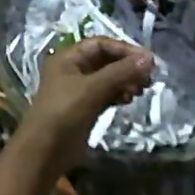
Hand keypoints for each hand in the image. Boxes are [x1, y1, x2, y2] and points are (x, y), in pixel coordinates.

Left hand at [20, 38, 154, 178]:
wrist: (45, 150)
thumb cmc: (64, 111)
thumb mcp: (92, 88)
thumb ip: (120, 72)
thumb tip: (149, 58)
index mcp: (68, 57)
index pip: (100, 44)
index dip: (123, 49)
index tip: (147, 60)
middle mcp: (73, 69)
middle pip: (105, 60)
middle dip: (126, 66)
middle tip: (148, 78)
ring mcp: (79, 89)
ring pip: (107, 78)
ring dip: (125, 80)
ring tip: (141, 90)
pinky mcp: (85, 107)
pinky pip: (106, 94)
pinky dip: (118, 94)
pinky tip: (129, 99)